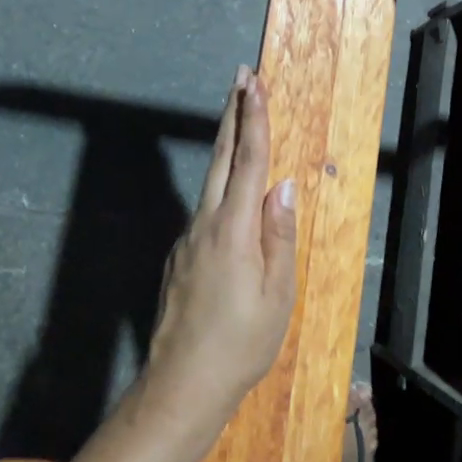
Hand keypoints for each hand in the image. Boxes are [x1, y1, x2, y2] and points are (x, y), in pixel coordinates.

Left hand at [143, 66, 296, 423]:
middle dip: (232, 114)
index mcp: (233, 230)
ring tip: (238, 116)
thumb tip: (282, 184)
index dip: (254, 120)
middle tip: (240, 77)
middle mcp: (205, 224)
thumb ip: (278, 235)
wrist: (181, 385)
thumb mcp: (276, 295)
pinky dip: (220, 184)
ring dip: (225, 143)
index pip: (247, 162)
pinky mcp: (180, 256)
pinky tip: (231, 192)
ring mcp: (187, 239)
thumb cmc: (241, 344)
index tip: (254, 84)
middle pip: (220, 158)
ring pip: (210, 181)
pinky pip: (205, 210)